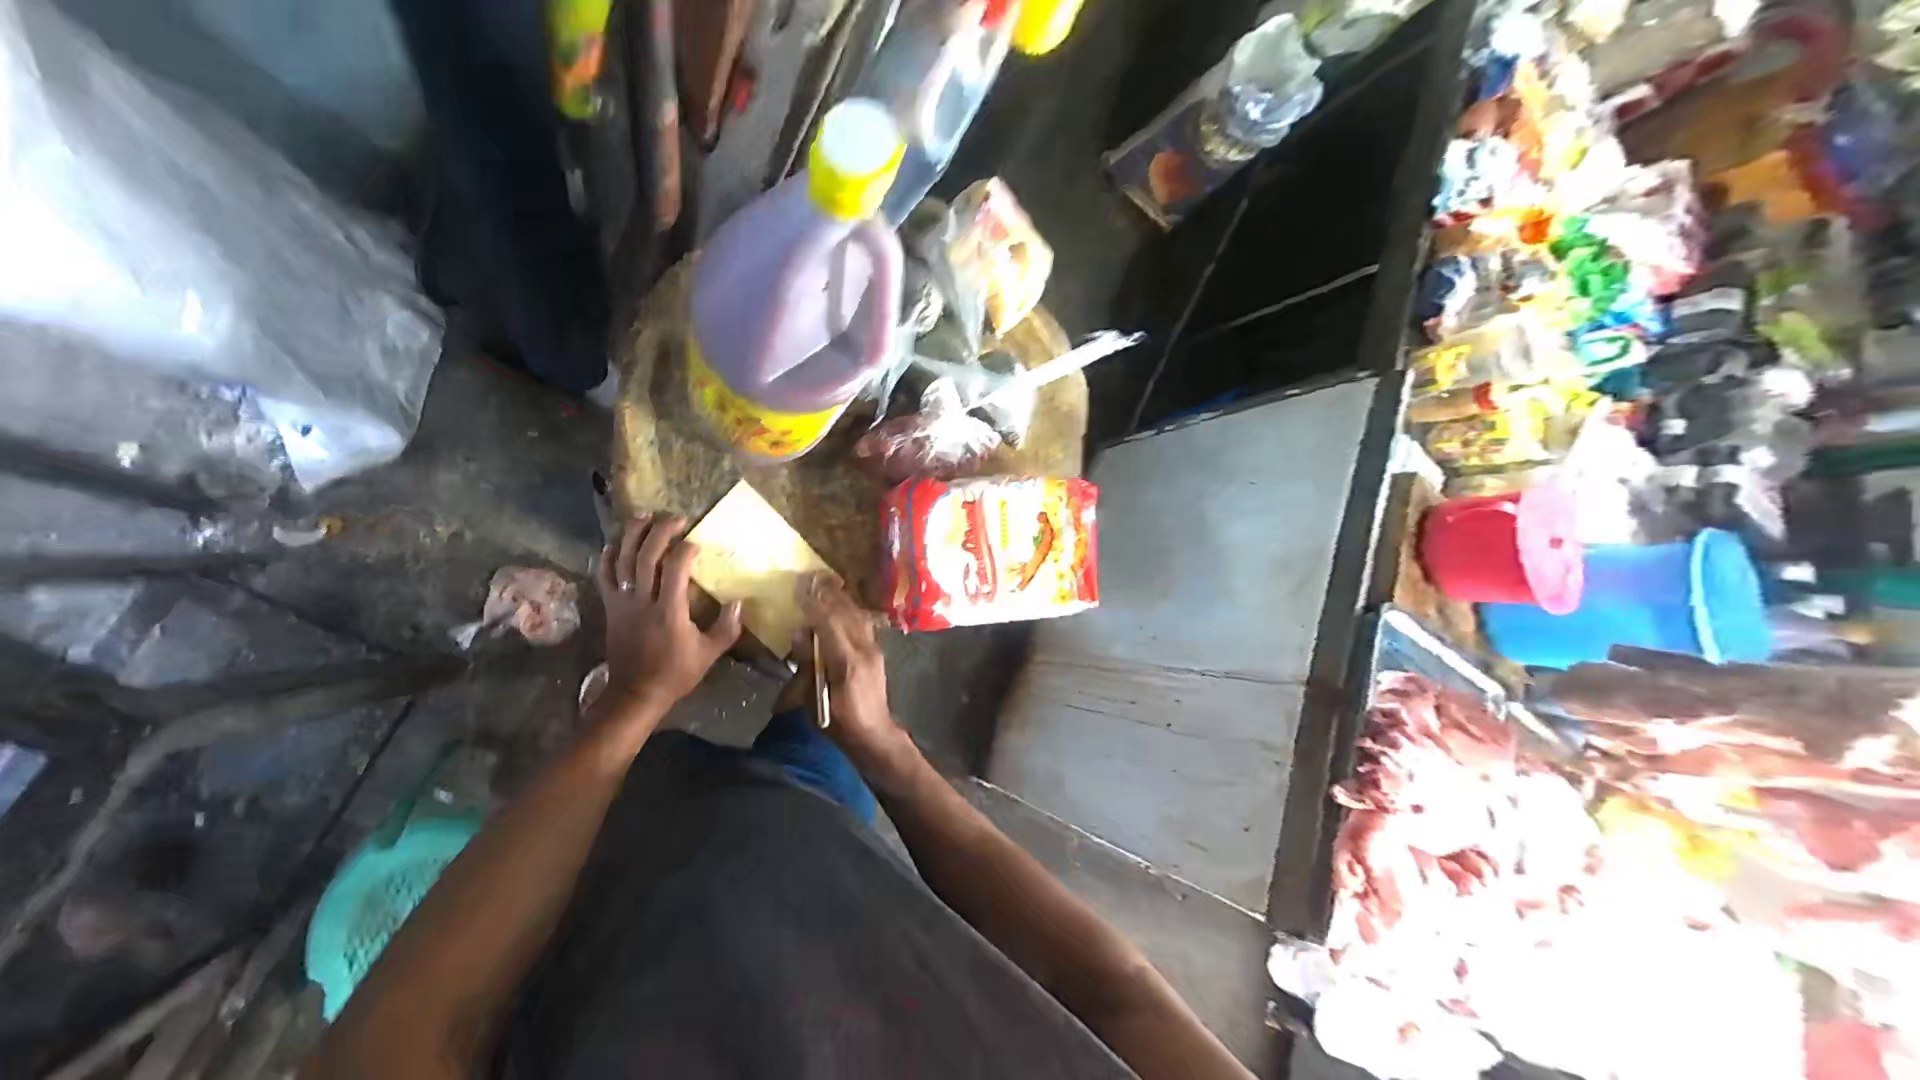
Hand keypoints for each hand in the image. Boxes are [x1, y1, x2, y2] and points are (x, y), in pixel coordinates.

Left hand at [595, 514, 742, 718]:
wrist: (635, 694)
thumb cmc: (676, 673)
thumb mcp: (709, 654)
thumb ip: (726, 627)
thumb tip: (738, 602)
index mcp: (669, 612)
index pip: (674, 569)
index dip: (685, 551)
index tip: (697, 544)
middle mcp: (642, 601)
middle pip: (646, 557)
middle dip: (660, 533)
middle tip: (676, 519)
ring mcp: (622, 603)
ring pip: (622, 560)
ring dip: (633, 535)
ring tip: (645, 516)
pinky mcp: (610, 607)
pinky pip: (604, 576)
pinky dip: (608, 556)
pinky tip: (617, 542)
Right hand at [795, 573, 900, 758]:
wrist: (873, 734)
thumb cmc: (838, 722)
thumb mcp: (814, 698)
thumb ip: (808, 663)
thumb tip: (800, 632)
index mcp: (847, 661)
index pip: (829, 622)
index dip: (814, 602)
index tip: (799, 585)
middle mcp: (864, 649)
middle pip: (846, 612)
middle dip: (827, 593)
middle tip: (810, 576)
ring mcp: (874, 649)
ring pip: (858, 614)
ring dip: (841, 598)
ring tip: (825, 583)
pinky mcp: (877, 651)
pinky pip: (864, 622)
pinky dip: (851, 609)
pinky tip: (842, 603)